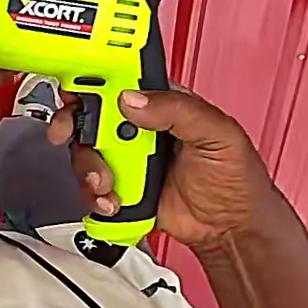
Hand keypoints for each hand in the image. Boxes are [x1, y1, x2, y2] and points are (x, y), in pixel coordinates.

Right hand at [47, 87, 278, 251]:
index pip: (120, 81)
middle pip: (89, 115)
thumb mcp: (216, 133)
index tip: (76, 89)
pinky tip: (115, 200)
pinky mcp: (119, 187)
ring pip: (85, 152)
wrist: (230, 227)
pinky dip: (94, 195)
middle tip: (71, 134)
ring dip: (89, 168)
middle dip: (74, 125)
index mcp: (161, 104)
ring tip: (109, 183)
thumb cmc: (236, 177)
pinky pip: (90, 186)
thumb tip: (132, 100)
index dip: (91, 79)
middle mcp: (138, 128)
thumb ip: (177, 110)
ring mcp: (125, 159)